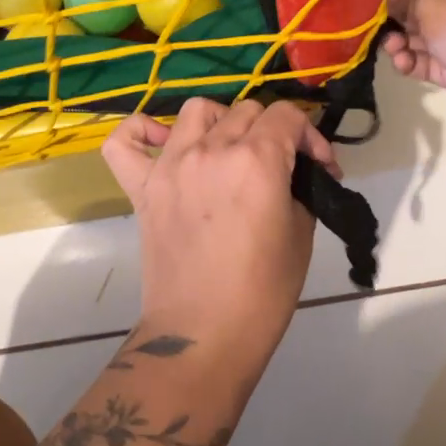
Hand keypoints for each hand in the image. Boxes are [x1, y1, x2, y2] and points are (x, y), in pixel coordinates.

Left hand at [102, 98, 338, 362]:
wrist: (204, 334)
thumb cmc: (263, 292)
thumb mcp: (301, 233)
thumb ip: (297, 187)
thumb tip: (295, 171)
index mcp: (257, 160)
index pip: (287, 116)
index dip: (311, 136)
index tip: (319, 167)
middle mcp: (211, 149)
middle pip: (247, 110)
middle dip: (274, 132)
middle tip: (282, 168)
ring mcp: (171, 165)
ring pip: (197, 110)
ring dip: (221, 121)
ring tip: (228, 150)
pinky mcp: (142, 186)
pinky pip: (125, 141)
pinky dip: (140, 131)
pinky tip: (160, 143)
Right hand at [385, 0, 445, 132]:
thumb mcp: (429, 1)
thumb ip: (405, 2)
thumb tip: (392, 5)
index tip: (378, 7)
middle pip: (418, 12)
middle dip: (396, 22)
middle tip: (380, 32)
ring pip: (419, 40)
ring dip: (400, 44)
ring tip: (394, 50)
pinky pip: (426, 64)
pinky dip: (411, 64)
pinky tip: (403, 65)